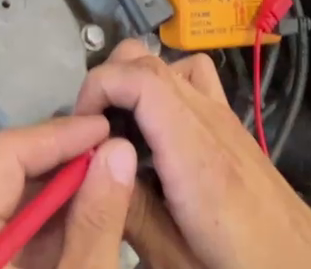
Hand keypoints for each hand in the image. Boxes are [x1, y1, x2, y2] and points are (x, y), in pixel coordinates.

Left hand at [0, 115, 137, 268]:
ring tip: (107, 182)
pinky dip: (51, 224)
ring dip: (61, 191)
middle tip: (113, 153)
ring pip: (11, 205)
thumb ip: (94, 225)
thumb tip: (118, 153)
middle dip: (64, 160)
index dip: (59, 135)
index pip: (5, 154)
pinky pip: (12, 234)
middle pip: (6, 174)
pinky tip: (86, 221)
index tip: (104, 130)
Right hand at [74, 40, 310, 268]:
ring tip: (118, 130)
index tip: (79, 128)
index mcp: (195, 153)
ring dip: (133, 81)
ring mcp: (224, 116)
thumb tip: (91, 165)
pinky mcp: (231, 123)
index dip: (98, 87)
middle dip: (106, 84)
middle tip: (91, 135)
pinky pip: (193, 77)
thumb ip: (132, 212)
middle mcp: (210, 119)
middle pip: (148, 61)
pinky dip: (165, 83)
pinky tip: (158, 128)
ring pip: (169, 62)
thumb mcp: (176, 260)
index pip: (140, 78)